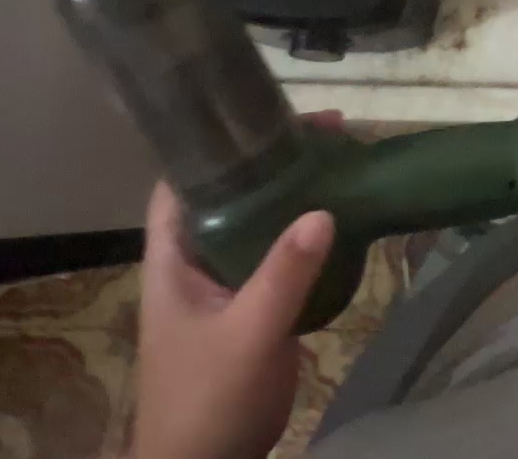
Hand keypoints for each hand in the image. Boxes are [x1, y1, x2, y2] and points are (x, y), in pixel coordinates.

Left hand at [131, 114, 340, 458]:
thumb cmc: (207, 400)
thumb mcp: (246, 335)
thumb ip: (283, 275)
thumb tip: (324, 210)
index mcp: (174, 259)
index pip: (180, 183)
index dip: (211, 145)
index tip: (262, 116)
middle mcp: (198, 260)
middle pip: (231, 191)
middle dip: (273, 159)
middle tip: (325, 131)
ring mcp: (229, 281)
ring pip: (261, 219)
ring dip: (296, 191)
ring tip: (340, 159)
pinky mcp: (257, 301)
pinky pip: (282, 251)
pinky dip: (309, 229)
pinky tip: (343, 213)